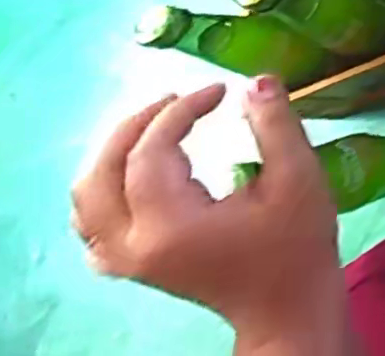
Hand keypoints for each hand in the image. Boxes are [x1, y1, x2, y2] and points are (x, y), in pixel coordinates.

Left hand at [71, 76, 349, 350]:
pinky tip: (140, 170)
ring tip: (160, 123)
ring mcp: (127, 261)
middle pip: (101, 175)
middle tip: (181, 98)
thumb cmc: (296, 238)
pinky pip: (94, 223)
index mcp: (170, 225)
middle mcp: (134, 246)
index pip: (149, 153)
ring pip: (87, 200)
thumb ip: (275, 123)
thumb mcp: (297, 173)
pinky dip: (108, 187)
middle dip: (138, 125)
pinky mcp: (134, 265)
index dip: (181, 111)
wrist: (288, 303)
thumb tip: (256, 81)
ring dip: (118, 152)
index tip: (222, 89)